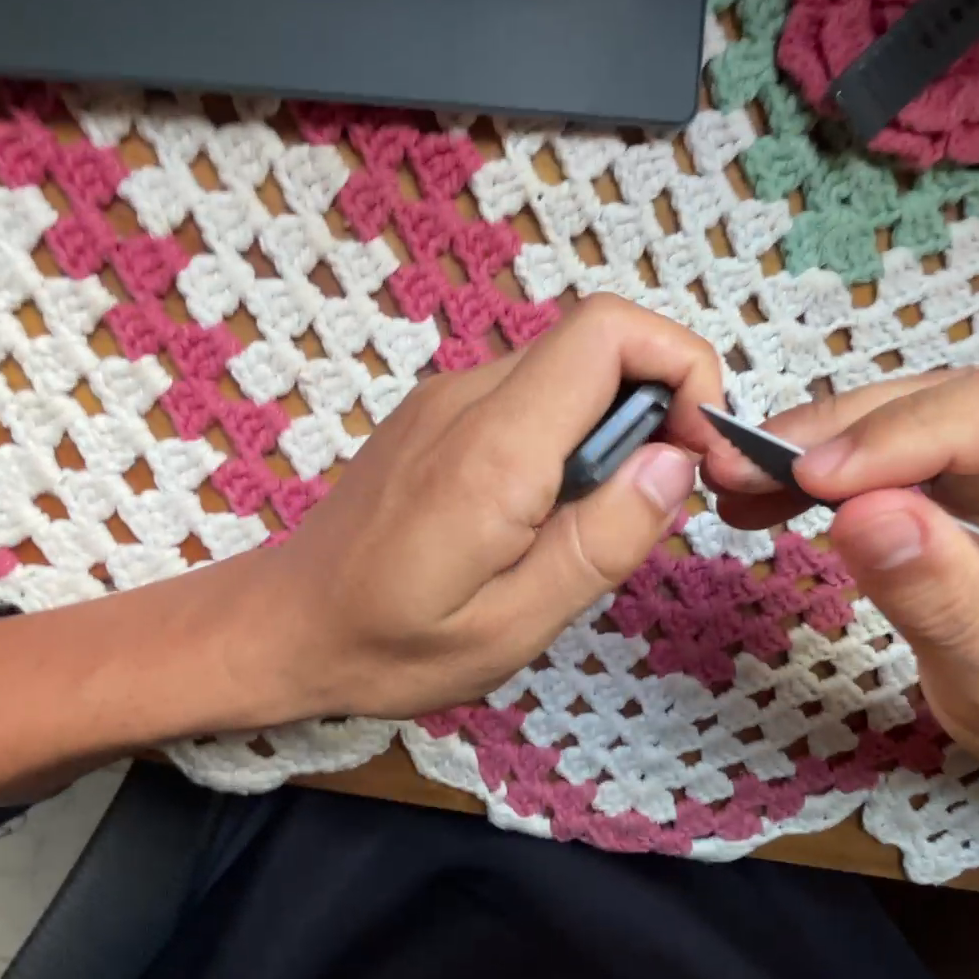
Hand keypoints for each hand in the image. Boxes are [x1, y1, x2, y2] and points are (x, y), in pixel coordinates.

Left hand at [0, 295, 725, 801]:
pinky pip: (532, 397)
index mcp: (494, 448)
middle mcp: (469, 397)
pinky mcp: (438, 412)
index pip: (608, 332)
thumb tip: (676, 460)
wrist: (280, 626)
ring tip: (596, 516)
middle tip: (658, 496)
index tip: (698, 451)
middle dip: (659, 402)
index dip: (681, 365)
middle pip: (597, 342)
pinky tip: (548, 508)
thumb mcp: (514, 625)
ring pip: (569, 371)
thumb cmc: (390, 645)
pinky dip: (572, 434)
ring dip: (615, 425)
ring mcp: (447, 397)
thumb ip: (603, 539)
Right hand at [705, 352, 978, 829]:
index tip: (819, 478)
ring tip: (736, 478)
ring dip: (821, 440)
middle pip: (970, 397)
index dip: (925, 427)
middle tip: (739, 468)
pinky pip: (905, 438)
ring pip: (924, 407)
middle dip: (845, 429)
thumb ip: (950, 608)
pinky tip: (770, 487)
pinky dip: (830, 462)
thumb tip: (859, 512)